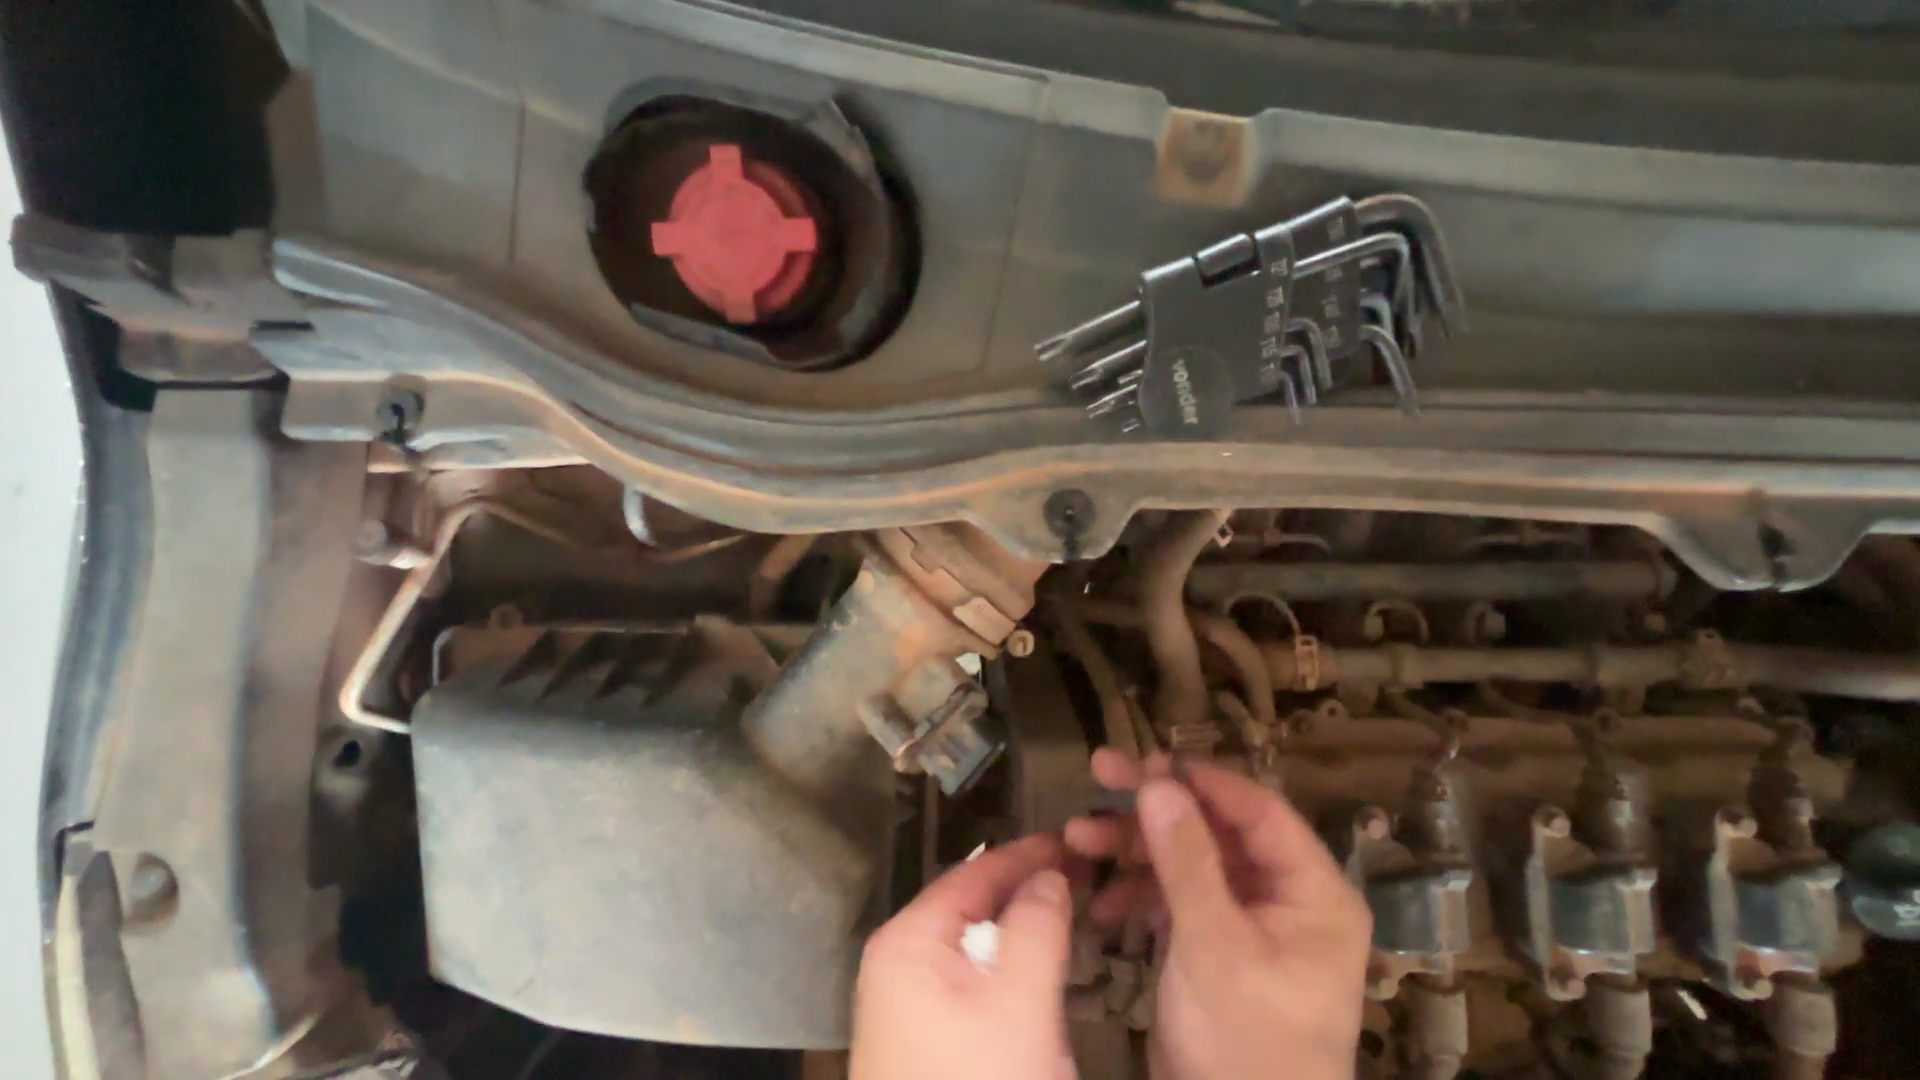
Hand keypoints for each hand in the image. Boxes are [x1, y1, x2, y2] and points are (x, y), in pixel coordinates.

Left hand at [850, 833, 1077, 1079]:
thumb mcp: (1019, 1005)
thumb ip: (1037, 926)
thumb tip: (1050, 874)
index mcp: (907, 940)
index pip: (974, 873)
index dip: (1027, 853)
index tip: (1074, 840)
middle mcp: (897, 964)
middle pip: (971, 908)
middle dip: (1025, 891)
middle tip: (1083, 877)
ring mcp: (905, 1007)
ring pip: (974, 949)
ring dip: (1021, 933)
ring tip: (1071, 915)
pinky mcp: (921, 1044)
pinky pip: (970, 987)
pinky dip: (1008, 973)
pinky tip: (1041, 975)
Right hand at [1065, 750, 1372, 1079]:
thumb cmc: (1244, 1040)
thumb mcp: (1214, 945)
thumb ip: (1186, 859)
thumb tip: (1158, 782)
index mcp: (1312, 891)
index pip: (1256, 810)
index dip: (1200, 780)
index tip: (1145, 759)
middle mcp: (1284, 897)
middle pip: (1216, 829)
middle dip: (1156, 807)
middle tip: (1102, 771)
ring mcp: (1246, 921)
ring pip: (1188, 859)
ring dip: (1134, 849)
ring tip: (1076, 836)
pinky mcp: (1214, 944)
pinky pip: (1175, 898)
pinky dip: (1137, 894)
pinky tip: (1099, 902)